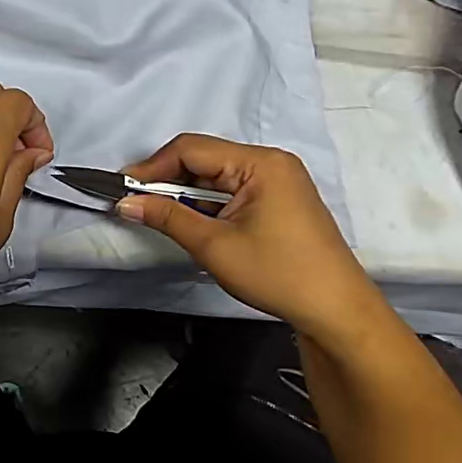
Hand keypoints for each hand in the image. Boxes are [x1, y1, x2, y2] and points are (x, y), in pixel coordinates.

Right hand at [117, 134, 381, 339]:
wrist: (337, 313)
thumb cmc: (278, 274)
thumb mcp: (214, 245)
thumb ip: (166, 217)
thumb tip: (125, 202)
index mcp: (260, 163)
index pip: (190, 149)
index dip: (152, 167)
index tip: (124, 189)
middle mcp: (270, 162)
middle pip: (202, 159)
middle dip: (167, 180)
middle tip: (136, 204)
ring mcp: (277, 180)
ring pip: (214, 175)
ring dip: (185, 193)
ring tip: (159, 216)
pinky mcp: (278, 199)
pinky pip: (230, 189)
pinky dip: (206, 203)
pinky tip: (191, 221)